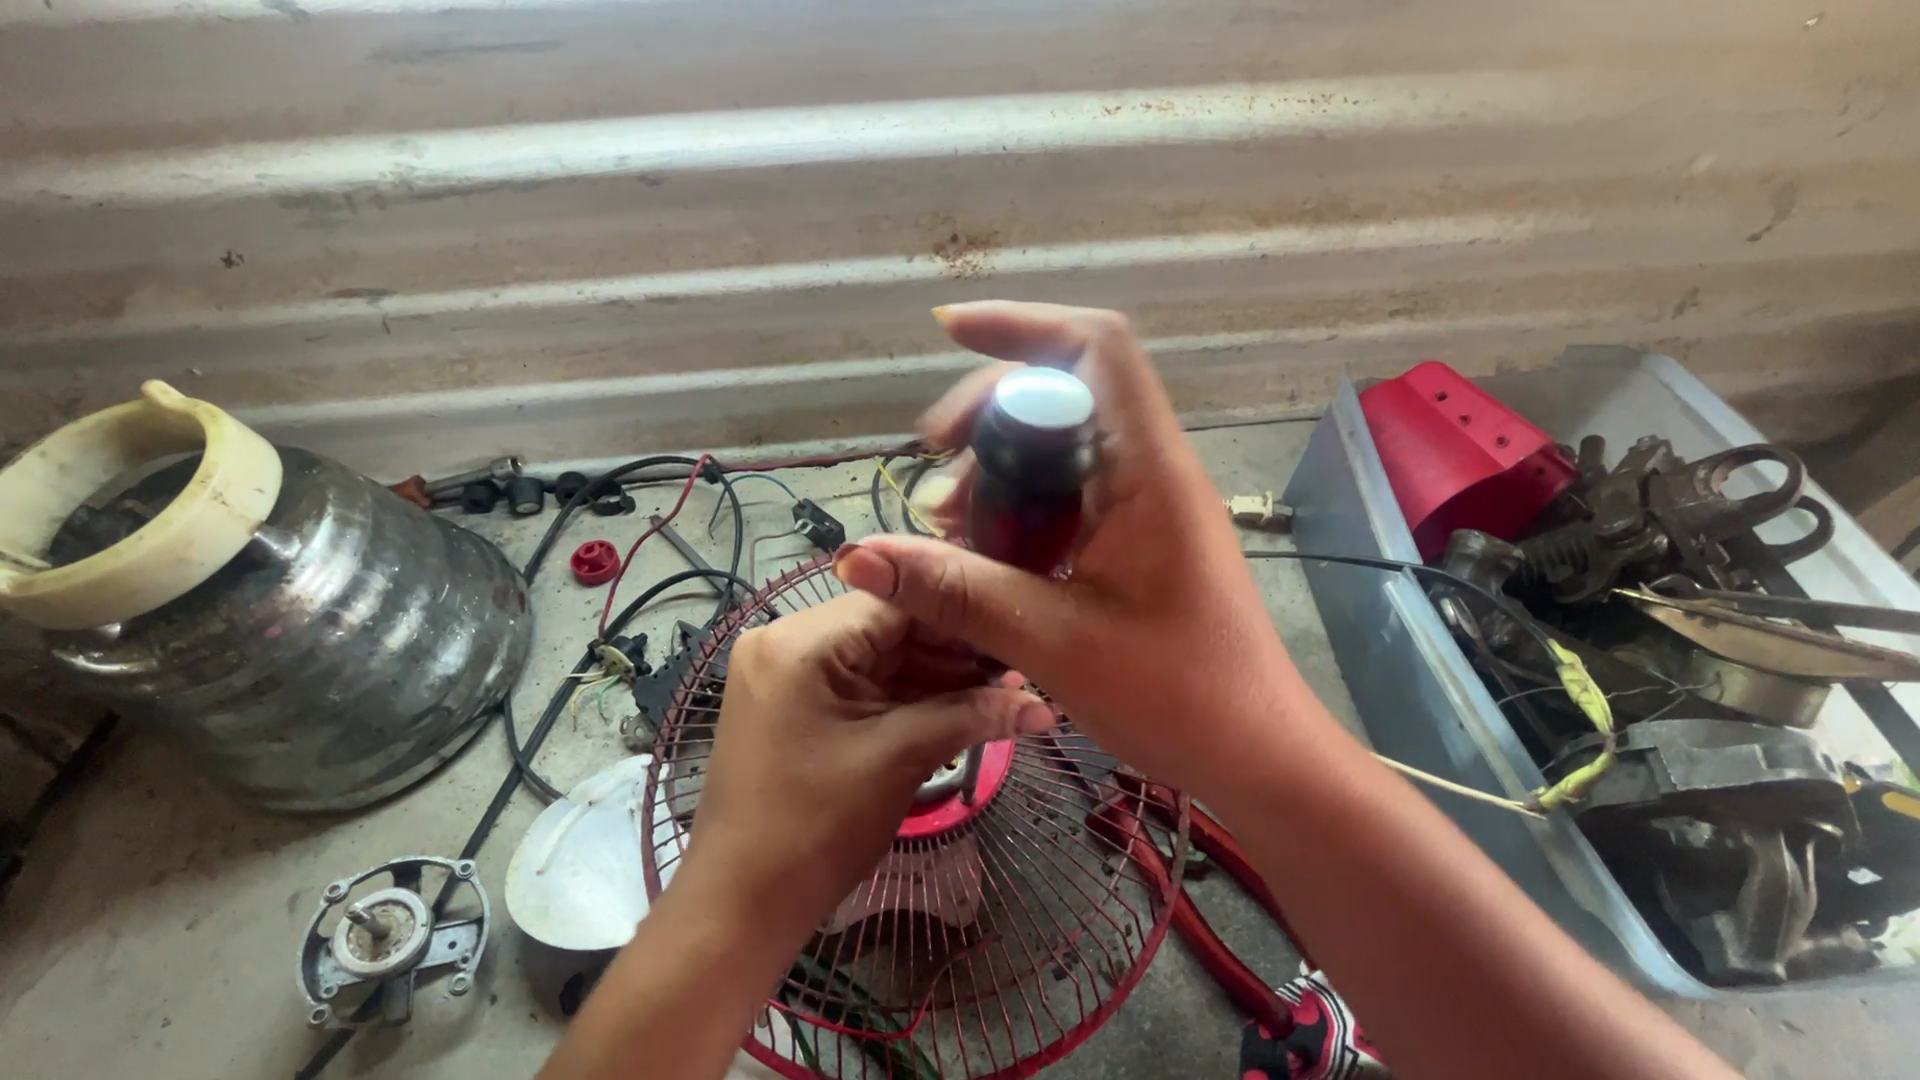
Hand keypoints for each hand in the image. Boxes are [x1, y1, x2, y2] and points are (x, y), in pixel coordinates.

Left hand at [683, 590, 1053, 936]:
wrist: (742, 903)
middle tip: (1016, 670)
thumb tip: (1044, 707)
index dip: (961, 615)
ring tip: (1000, 691)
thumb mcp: (898, 759)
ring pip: (877, 656)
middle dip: (952, 651)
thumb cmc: (816, 827)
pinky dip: (904, 695)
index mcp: (801, 641)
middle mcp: (786, 640)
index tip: (1016, 632)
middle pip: (887, 627)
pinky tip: (957, 705)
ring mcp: (786, 671)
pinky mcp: (794, 700)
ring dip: (934, 675)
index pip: (896, 601)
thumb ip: (970, 717)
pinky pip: (860, 682)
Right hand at [832, 301, 1325, 795]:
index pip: (1094, 347)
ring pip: (1063, 448)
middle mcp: (1152, 470)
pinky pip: (1072, 496)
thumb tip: (859, 557)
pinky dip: (1021, 509)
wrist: (1256, 753)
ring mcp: (1149, 505)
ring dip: (998, 471)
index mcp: (1148, 470)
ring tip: (946, 527)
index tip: (949, 335)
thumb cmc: (1175, 695)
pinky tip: (985, 554)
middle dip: (988, 417)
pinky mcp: (1142, 539)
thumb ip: (955, 589)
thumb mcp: (1051, 639)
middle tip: (933, 480)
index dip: (1022, 325)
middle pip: (1066, 391)